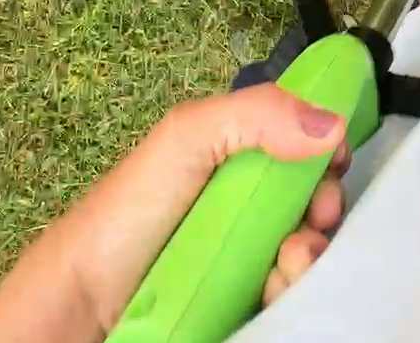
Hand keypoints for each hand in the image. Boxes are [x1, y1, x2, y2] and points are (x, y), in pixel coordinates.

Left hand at [0, 85, 346, 342]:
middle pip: (315, 198)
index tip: (332, 166)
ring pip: (310, 247)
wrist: (87, 306)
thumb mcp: (188, 137)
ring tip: (287, 261)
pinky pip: (295, 292)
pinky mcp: (251, 302)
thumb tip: (333, 125)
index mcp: (241, 155)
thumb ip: (256, 114)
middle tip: (311, 220)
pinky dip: (298, 288)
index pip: (305, 145)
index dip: (327, 153)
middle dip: (324, 206)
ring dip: (313, 251)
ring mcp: (251, 255)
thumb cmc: (133, 209)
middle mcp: (251, 203)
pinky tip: (278, 286)